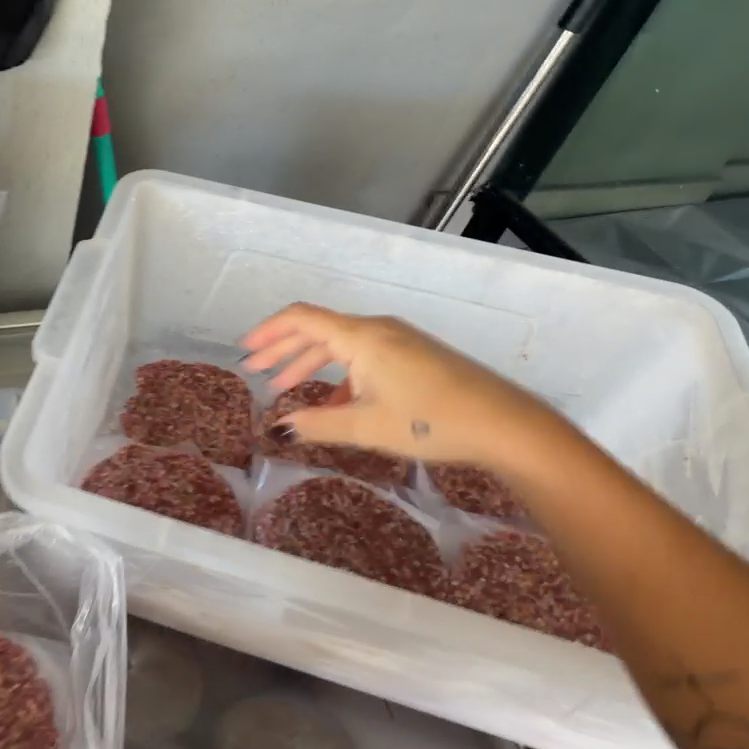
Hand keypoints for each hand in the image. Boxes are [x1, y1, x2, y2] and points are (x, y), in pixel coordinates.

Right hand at [240, 303, 567, 470]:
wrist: (504, 424)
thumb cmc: (431, 422)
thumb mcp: (366, 427)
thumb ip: (317, 424)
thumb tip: (279, 428)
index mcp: (361, 337)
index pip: (302, 319)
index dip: (268, 332)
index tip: (244, 351)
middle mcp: (378, 330)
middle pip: (318, 330)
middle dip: (283, 351)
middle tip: (257, 372)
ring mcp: (399, 340)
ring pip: (341, 345)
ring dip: (310, 364)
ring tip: (286, 389)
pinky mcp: (414, 355)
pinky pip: (364, 356)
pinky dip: (339, 374)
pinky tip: (334, 403)